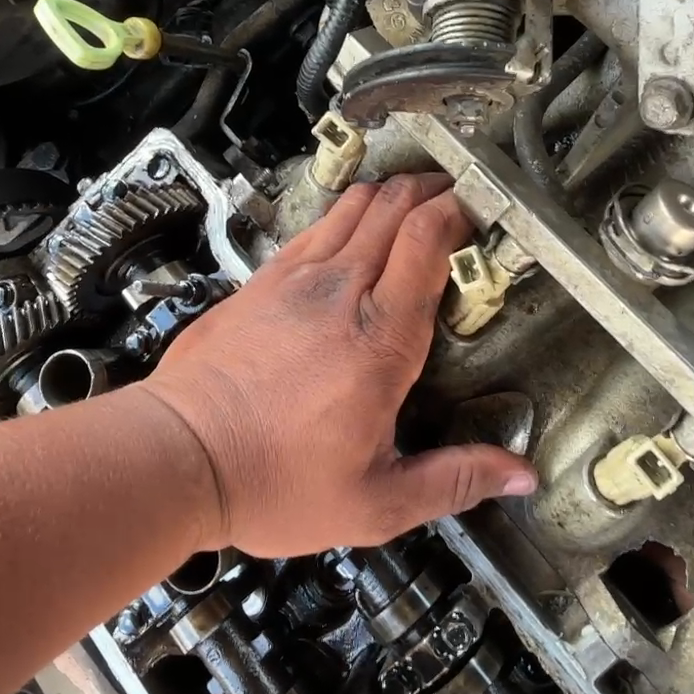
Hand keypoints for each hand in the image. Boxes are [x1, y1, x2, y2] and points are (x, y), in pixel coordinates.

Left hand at [141, 174, 537, 557]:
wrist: (177, 457)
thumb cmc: (270, 480)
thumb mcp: (376, 502)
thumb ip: (453, 480)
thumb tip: (517, 473)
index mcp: (380, 340)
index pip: (428, 240)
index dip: (459, 213)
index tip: (481, 212)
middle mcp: (339, 293)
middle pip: (393, 208)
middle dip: (431, 190)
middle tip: (457, 193)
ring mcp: (293, 279)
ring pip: (353, 207)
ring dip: (390, 194)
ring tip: (414, 196)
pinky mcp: (260, 282)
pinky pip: (313, 227)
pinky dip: (343, 212)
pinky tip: (352, 224)